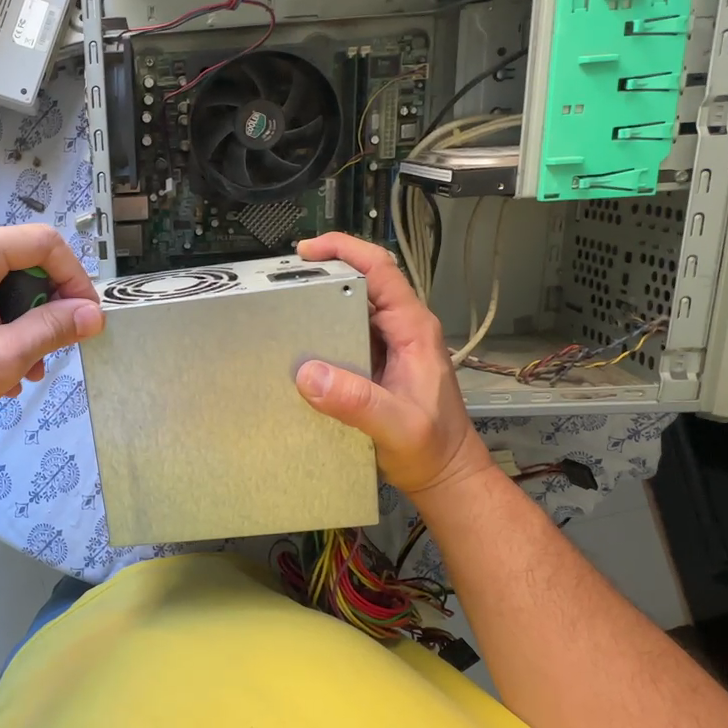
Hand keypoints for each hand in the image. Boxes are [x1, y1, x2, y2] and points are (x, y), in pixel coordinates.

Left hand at [0, 225, 103, 439]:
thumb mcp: (4, 356)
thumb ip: (53, 329)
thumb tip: (94, 314)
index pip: (44, 243)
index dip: (75, 279)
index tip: (86, 320)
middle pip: (21, 267)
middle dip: (43, 313)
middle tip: (48, 357)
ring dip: (19, 330)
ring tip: (19, 376)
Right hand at [292, 232, 491, 500]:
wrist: (446, 477)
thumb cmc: (432, 450)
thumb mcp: (397, 427)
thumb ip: (357, 401)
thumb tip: (308, 374)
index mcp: (413, 329)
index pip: (380, 270)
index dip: (345, 249)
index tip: (306, 251)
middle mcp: (401, 329)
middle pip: (362, 281)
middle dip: (324, 272)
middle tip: (281, 281)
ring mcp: (389, 346)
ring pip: (351, 308)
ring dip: (319, 302)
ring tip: (281, 307)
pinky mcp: (376, 364)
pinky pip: (345, 334)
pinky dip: (320, 330)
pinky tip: (296, 343)